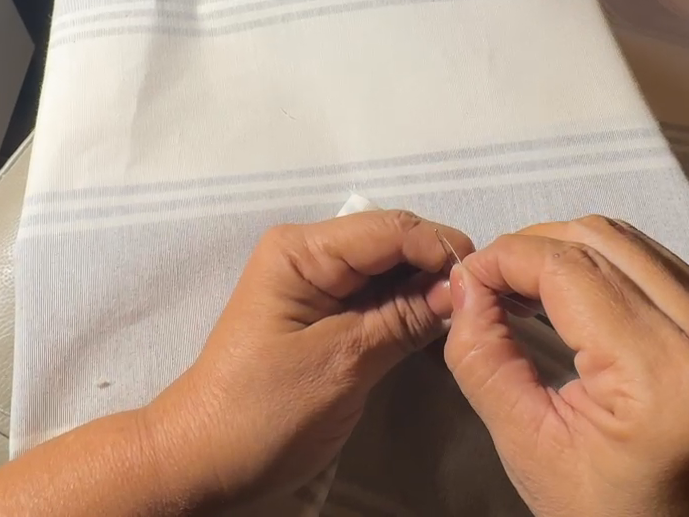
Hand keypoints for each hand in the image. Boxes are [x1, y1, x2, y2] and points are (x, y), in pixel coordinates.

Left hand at [145, 209, 472, 506]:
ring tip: (470, 311)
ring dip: (426, 285)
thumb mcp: (340, 364)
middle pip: (389, 241)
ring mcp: (315, 278)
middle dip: (436, 265)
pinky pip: (374, 293)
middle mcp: (309, 250)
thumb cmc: (263, 410)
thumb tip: (460, 288)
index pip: (387, 228)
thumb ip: (401, 318)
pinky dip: (406, 304)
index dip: (438, 248)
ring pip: (386, 266)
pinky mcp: (322, 308)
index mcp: (302, 249)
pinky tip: (436, 321)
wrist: (203, 459)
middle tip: (485, 301)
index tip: (484, 281)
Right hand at [444, 216, 688, 516]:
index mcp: (662, 378)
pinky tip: (575, 297)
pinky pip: (655, 261)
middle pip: (597, 238)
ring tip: (528, 289)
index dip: (506, 257)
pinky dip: (603, 263)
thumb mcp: (533, 453)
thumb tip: (464, 282)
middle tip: (493, 284)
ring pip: (626, 239)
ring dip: (566, 249)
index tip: (468, 277)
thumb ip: (484, 360)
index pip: (567, 268)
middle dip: (532, 247)